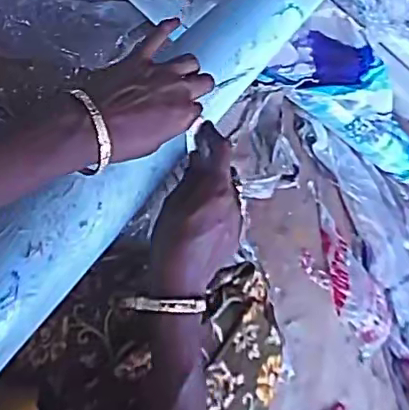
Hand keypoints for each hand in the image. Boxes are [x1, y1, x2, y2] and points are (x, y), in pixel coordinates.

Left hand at [80, 20, 215, 164]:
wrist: (91, 126)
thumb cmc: (118, 141)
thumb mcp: (153, 143)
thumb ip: (169, 127)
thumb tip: (172, 120)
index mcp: (182, 115)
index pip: (197, 108)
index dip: (190, 109)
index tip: (183, 111)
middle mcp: (178, 90)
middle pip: (203, 81)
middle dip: (199, 85)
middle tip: (191, 88)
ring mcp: (160, 71)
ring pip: (189, 60)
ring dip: (188, 65)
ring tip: (183, 68)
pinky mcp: (140, 59)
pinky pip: (157, 37)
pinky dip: (166, 27)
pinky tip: (174, 22)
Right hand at [148, 123, 241, 294]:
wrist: (181, 282)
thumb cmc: (170, 238)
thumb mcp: (173, 201)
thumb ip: (190, 176)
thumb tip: (198, 156)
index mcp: (217, 188)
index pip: (222, 150)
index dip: (213, 136)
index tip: (205, 128)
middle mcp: (234, 200)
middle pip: (225, 172)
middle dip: (212, 163)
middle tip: (196, 157)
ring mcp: (238, 219)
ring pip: (228, 192)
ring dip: (215, 185)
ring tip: (197, 188)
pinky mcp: (237, 234)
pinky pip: (229, 210)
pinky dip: (218, 204)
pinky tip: (203, 213)